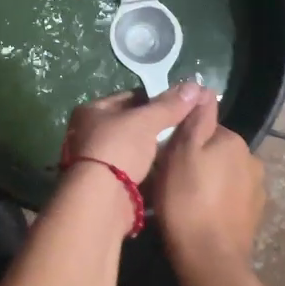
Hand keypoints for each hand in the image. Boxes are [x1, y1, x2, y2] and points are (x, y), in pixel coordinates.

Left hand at [61, 82, 204, 182]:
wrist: (101, 200)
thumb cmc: (118, 149)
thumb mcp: (145, 121)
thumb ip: (169, 105)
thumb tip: (195, 86)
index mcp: (91, 111)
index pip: (128, 97)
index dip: (155, 98)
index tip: (181, 104)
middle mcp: (89, 133)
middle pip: (130, 124)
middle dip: (156, 125)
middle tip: (186, 125)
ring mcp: (96, 159)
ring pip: (133, 148)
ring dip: (153, 148)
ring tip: (183, 145)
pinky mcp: (106, 182)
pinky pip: (133, 169)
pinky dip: (149, 168)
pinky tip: (170, 167)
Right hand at [155, 89, 266, 281]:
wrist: (209, 258)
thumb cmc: (186, 201)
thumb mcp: (181, 154)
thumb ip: (195, 119)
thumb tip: (204, 89)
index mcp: (233, 141)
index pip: (203, 128)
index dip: (180, 140)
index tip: (163, 156)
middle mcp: (252, 160)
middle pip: (215, 151)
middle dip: (196, 160)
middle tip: (169, 179)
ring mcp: (256, 190)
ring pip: (223, 175)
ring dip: (207, 181)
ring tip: (182, 201)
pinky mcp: (254, 215)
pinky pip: (229, 198)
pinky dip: (216, 202)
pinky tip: (199, 215)